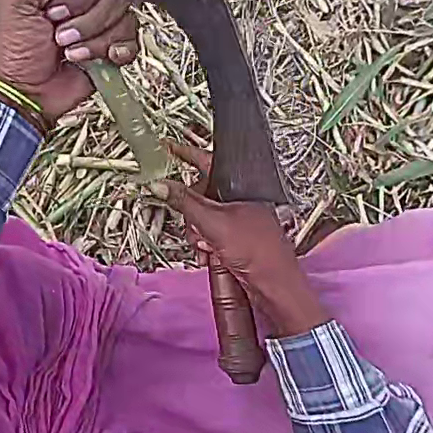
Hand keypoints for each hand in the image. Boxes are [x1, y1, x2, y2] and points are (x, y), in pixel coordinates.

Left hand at [0, 0, 140, 122]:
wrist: (24, 93)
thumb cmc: (13, 47)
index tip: (51, 11)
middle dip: (84, 18)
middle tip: (57, 35)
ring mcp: (103, 24)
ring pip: (125, 17)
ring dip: (93, 39)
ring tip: (68, 52)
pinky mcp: (114, 51)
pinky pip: (132, 41)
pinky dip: (112, 52)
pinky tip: (93, 61)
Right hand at [154, 140, 329, 337]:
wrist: (273, 285)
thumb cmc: (257, 251)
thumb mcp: (213, 222)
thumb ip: (184, 202)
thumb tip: (159, 185)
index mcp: (240, 185)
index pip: (207, 161)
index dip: (186, 154)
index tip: (168, 148)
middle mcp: (238, 198)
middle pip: (198, 194)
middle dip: (190, 212)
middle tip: (194, 226)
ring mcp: (236, 218)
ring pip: (200, 216)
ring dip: (196, 233)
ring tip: (206, 246)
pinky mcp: (234, 236)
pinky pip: (207, 233)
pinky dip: (203, 244)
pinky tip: (209, 254)